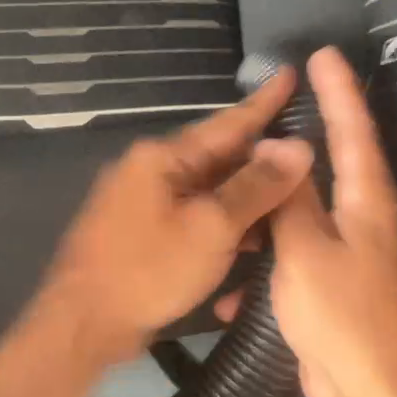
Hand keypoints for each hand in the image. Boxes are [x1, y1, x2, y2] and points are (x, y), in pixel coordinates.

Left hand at [39, 69, 314, 362]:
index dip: (264, 103)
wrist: (85, 323)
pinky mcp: (140, 235)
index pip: (226, 123)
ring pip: (206, 191)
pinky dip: (221, 225)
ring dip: (245, 200)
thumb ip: (255, 186)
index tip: (291, 73)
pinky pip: (190, 218)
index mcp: (161, 157)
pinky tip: (251, 240)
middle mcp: (147, 171)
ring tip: (292, 204)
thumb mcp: (211, 227)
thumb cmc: (148, 270)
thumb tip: (296, 146)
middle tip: (312, 155)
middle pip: (217, 158)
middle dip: (262, 160)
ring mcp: (140, 203)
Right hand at [217, 48, 396, 396]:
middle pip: (332, 167)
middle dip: (298, 144)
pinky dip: (266, 263)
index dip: (338, 90)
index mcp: (370, 202)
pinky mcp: (336, 287)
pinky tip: (233, 290)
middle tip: (261, 121)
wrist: (373, 393)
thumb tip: (282, 151)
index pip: (354, 130)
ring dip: (268, 214)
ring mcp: (355, 256)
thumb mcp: (304, 251)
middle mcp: (369, 221)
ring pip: (305, 215)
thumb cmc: (340, 314)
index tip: (323, 54)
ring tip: (230, 210)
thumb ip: (290, 199)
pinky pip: (295, 257)